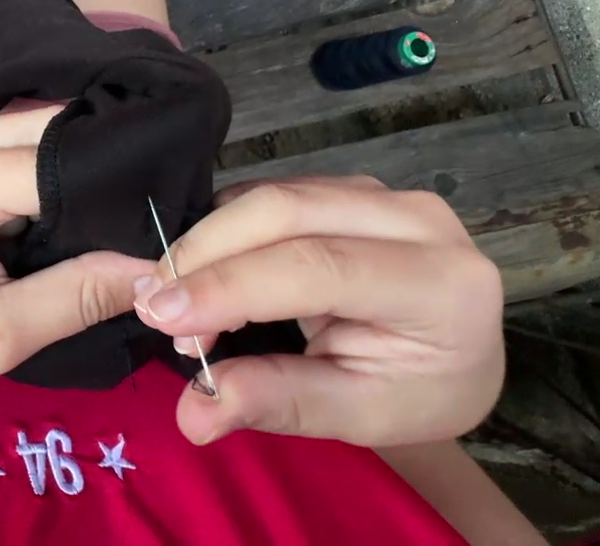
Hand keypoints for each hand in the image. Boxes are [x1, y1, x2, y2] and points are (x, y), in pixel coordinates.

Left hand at [0, 107, 155, 402]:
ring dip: (83, 166)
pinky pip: (17, 153)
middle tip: (164, 206)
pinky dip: (56, 175)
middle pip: (50, 128)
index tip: (174, 211)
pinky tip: (88, 210)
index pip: (59, 158)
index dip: (118, 182)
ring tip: (136, 208)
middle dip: (107, 160)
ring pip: (37, 135)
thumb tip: (157, 273)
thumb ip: (77, 297)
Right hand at [132, 176, 504, 447]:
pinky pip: (261, 191)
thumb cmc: (413, 389)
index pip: (317, 268)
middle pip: (283, 211)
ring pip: (264, 194)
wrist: (447, 351)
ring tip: (171, 296)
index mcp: (441, 284)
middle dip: (203, 252)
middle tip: (153, 301)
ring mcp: (375, 191)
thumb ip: (277, 402)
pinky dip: (217, 228)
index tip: (161, 314)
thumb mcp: (357, 413)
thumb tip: (193, 415)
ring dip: (203, 241)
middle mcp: (414, 218)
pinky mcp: (338, 183)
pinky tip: (199, 269)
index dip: (230, 286)